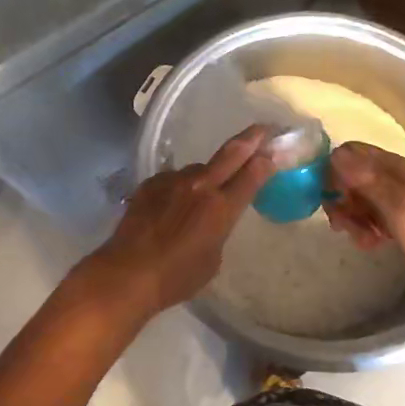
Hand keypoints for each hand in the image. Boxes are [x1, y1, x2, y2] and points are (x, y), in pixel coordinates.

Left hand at [79, 127, 276, 316]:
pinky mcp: (150, 184)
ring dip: (209, 173)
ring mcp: (172, 181)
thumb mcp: (212, 258)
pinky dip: (181, 187)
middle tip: (265, 128)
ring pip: (199, 168)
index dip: (268, 160)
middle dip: (252, 138)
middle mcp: (199, 186)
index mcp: (221, 207)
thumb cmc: (176, 277)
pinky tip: (173, 204)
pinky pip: (174, 179)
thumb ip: (219, 228)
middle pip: (231, 153)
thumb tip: (215, 215)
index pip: (252, 174)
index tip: (277, 148)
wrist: (127, 274)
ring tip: (204, 192)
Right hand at [325, 142, 404, 292]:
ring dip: (352, 219)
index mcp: (397, 168)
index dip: (336, 170)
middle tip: (342, 223)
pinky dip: (364, 230)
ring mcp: (397, 202)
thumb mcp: (400, 206)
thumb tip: (336, 153)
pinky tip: (370, 244)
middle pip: (351, 178)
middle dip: (342, 200)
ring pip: (358, 201)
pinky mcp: (398, 224)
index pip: (353, 154)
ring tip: (362, 239)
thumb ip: (368, 180)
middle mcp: (395, 180)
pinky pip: (369, 219)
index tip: (331, 196)